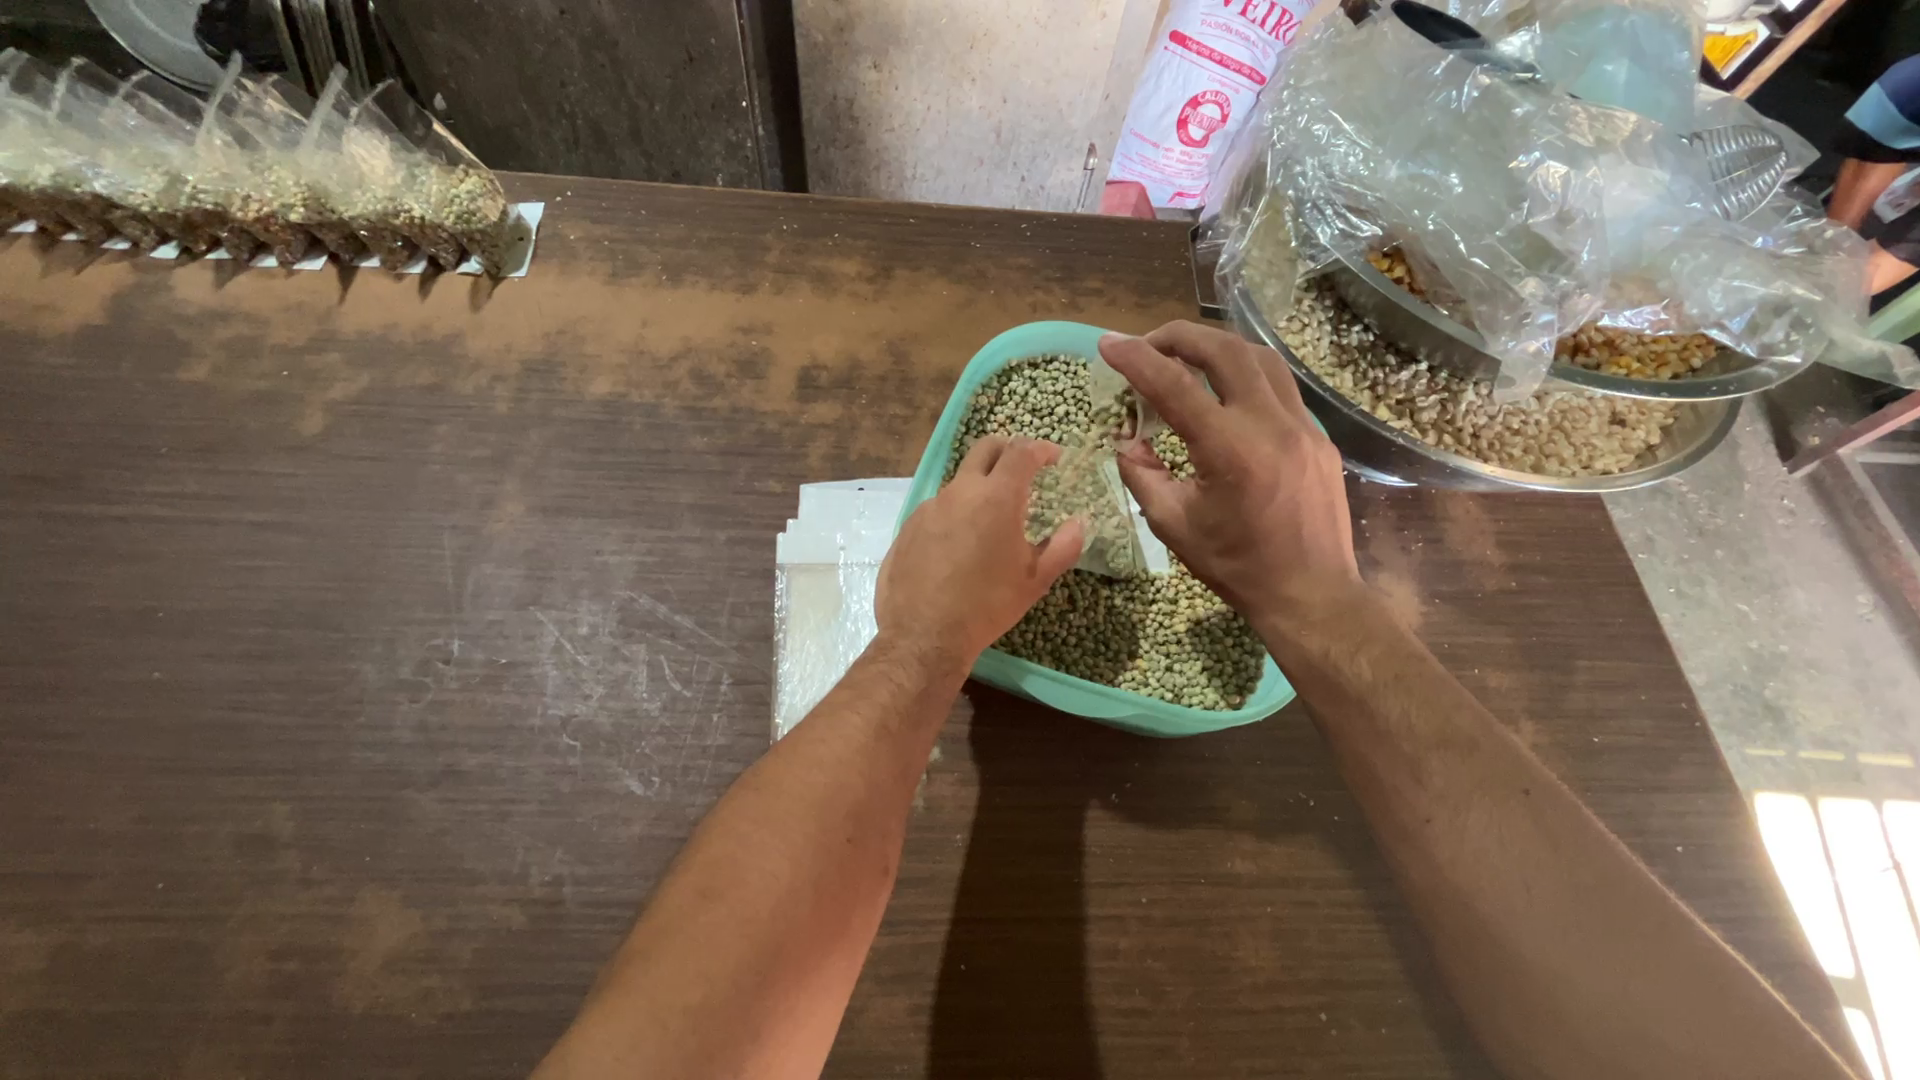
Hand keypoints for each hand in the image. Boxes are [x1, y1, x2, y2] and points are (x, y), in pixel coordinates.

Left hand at [878, 436, 1084, 667]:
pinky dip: (956, 514)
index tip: (1053, 458)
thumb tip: (1078, 524)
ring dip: (980, 488)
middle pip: (986, 449)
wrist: (924, 634)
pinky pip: (938, 509)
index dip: (1041, 449)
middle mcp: (960, 492)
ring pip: (960, 482)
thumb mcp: (1035, 581)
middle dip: (1008, 450)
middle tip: (1023, 469)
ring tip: (991, 520)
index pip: (1021, 452)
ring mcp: (929, 507)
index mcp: (996, 498)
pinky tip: (959, 546)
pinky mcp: (909, 526)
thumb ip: (1063, 547)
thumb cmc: (987, 606)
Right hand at [1100, 322, 1359, 623]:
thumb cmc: (1235, 565)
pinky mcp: (1318, 437)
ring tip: (1186, 357)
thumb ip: (1141, 474)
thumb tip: (1126, 441)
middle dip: (1179, 337)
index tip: (1108, 344)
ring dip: (1217, 347)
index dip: (1136, 360)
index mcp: (1230, 450)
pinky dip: (1245, 375)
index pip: (1174, 386)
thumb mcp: (1172, 524)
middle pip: (1224, 350)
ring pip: (1260, 358)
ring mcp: (1303, 426)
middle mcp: (1270, 425)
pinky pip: (1280, 387)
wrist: (1310, 593)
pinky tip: (1225, 393)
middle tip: (1147, 344)